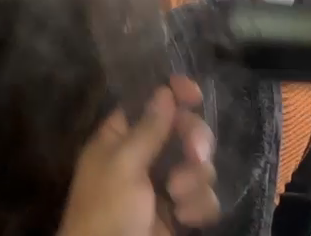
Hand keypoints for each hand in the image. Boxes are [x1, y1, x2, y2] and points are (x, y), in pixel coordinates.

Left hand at [58, 75, 219, 235]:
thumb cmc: (106, 209)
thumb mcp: (123, 164)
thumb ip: (148, 129)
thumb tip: (165, 91)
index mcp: (120, 136)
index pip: (148, 102)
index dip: (172, 93)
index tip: (194, 93)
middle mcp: (143, 156)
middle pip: (181, 130)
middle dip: (193, 140)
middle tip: (196, 154)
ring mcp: (163, 186)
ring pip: (197, 164)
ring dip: (195, 179)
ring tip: (177, 197)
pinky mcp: (180, 215)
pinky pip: (204, 198)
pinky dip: (200, 207)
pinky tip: (185, 219)